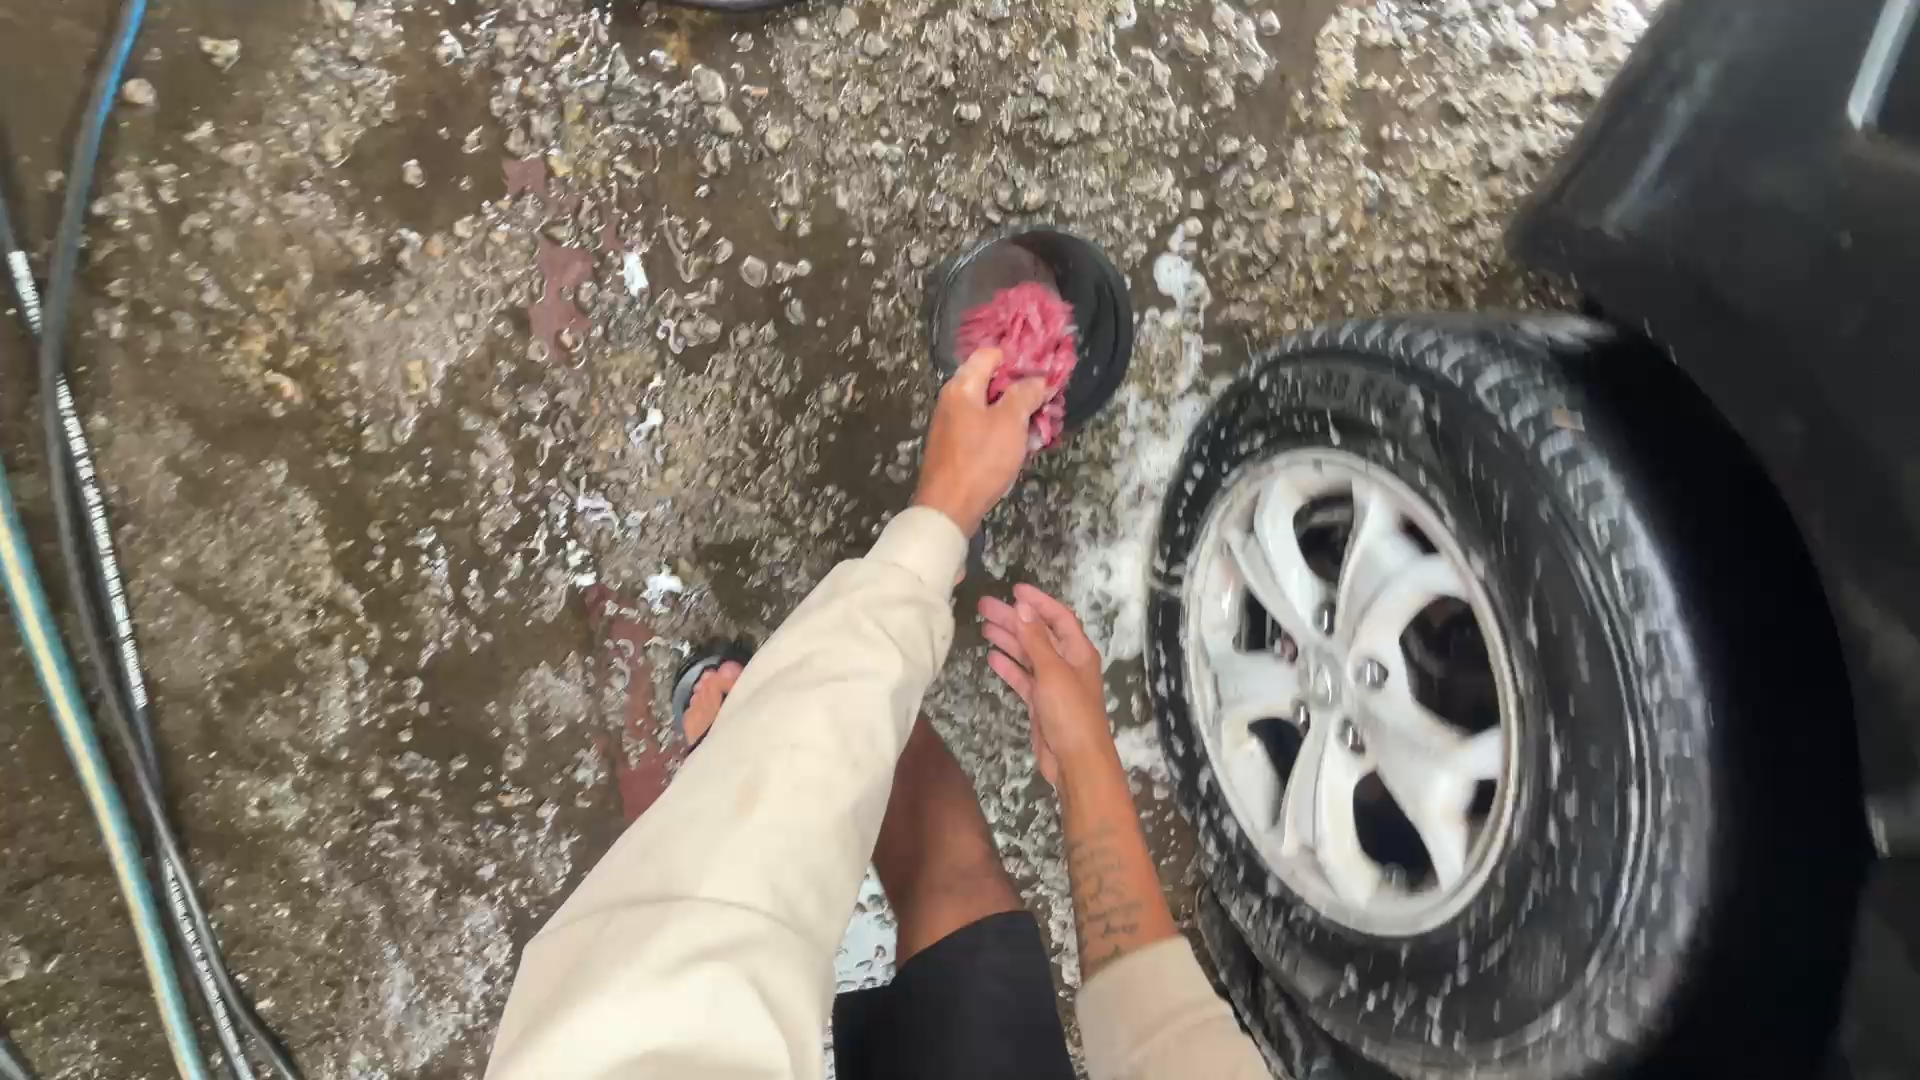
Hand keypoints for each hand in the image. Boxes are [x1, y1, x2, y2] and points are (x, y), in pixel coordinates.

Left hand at [912, 348, 1051, 536]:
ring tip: (1041, 427)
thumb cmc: (981, 460)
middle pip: (991, 382)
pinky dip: (1003, 432)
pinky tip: (1022, 446)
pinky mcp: (956, 447)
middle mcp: (953, 400)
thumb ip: (1025, 394)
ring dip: (1016, 415)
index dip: (1018, 360)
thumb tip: (1037, 380)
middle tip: (1047, 404)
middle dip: (1021, 391)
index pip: (990, 355)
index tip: (1043, 374)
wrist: (948, 507)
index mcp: (962, 386)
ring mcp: (952, 424)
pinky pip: (984, 429)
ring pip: (990, 409)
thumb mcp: (1010, 422)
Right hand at [979, 584, 1114, 787]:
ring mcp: (1053, 683)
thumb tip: (1024, 608)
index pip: (1058, 617)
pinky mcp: (1040, 702)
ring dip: (1008, 639)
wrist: (1076, 761)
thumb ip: (1036, 640)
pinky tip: (991, 657)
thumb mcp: (1052, 671)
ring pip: (1028, 654)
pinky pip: (1023, 677)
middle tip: (984, 607)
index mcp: (1078, 651)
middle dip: (1014, 619)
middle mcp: (1067, 663)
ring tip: (984, 626)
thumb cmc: (1070, 713)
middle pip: (1038, 633)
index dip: (1038, 601)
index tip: (1014, 590)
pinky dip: (1009, 666)